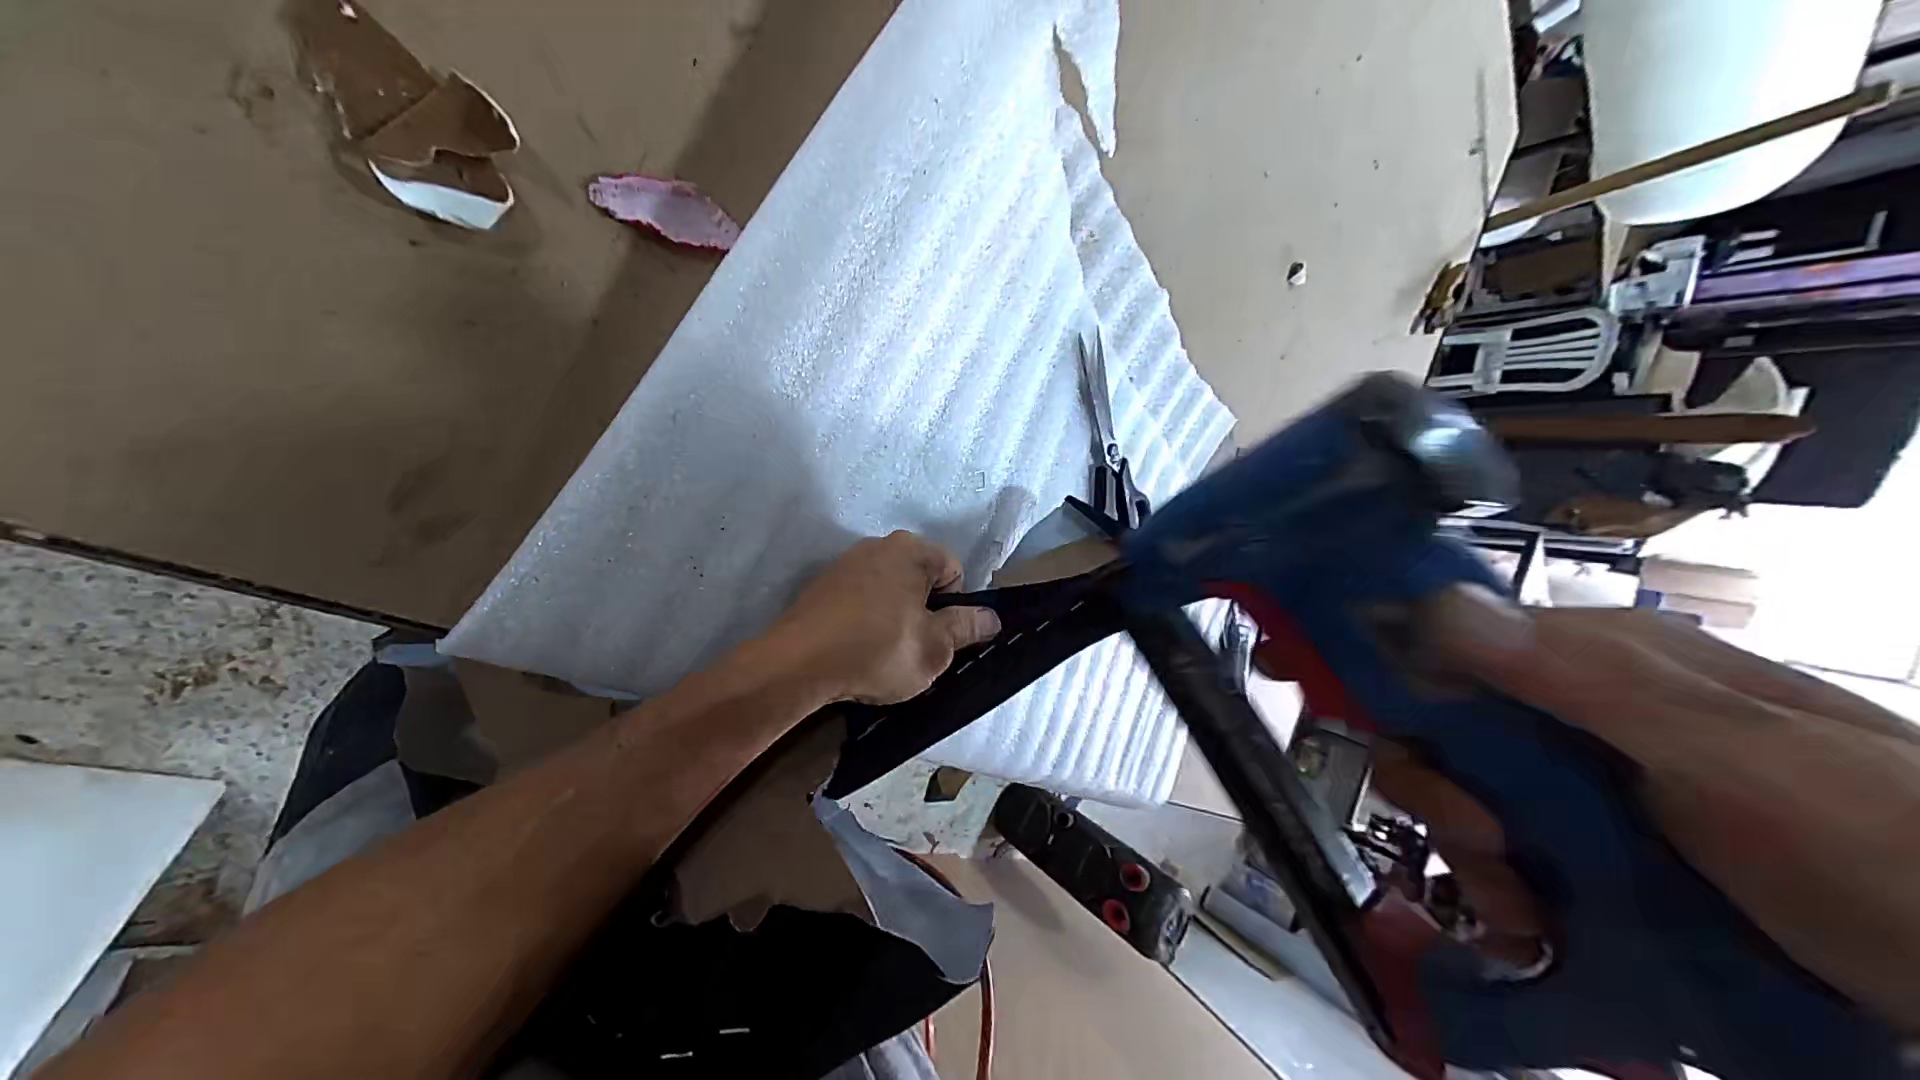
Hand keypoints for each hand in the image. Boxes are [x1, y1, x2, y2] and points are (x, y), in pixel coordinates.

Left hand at [766, 531, 1000, 705]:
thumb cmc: (878, 650)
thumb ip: (968, 628)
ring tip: (884, 655)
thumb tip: (991, 617)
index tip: (942, 638)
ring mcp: (844, 565)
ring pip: (888, 592)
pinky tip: (856, 651)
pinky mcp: (820, 588)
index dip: (956, 607)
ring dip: (895, 619)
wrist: (797, 666)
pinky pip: (858, 602)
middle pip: (919, 579)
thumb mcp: (935, 647)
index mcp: (910, 550)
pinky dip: (864, 622)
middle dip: (924, 612)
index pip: (953, 571)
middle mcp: (877, 546)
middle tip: (917, 650)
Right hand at [1424, 588, 1919, 1032]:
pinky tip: (1529, 930)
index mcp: (1601, 662)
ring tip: (1521, 912)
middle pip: (1445, 729)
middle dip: (1441, 790)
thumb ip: (1592, 679)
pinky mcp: (1596, 852)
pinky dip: (1498, 893)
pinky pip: (1505, 856)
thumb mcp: (1746, 757)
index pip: (1452, 644)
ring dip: (1470, 856)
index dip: (1409, 686)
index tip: (1416, 751)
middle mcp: (1577, 712)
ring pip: (1466, 797)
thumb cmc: (1889, 848)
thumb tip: (1437, 604)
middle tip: (1486, 843)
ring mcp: (1586, 786)